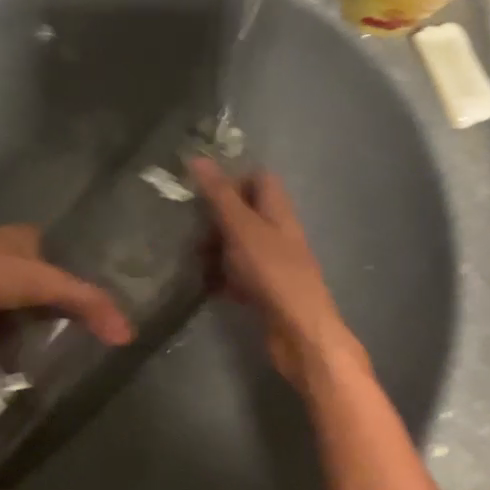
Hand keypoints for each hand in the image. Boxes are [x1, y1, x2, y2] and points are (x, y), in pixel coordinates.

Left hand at [0, 225, 133, 372]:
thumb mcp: (42, 282)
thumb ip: (85, 303)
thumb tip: (128, 332)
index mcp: (12, 236)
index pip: (48, 249)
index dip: (64, 271)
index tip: (82, 300)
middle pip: (21, 279)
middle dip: (37, 302)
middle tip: (61, 332)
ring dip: (10, 326)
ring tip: (34, 353)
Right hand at [190, 157, 358, 391]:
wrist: (300, 332)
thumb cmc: (273, 272)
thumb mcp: (241, 228)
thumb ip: (219, 195)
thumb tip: (198, 157)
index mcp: (277, 209)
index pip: (258, 179)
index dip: (231, 180)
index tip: (202, 192)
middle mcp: (277, 231)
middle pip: (244, 212)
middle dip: (215, 219)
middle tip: (190, 231)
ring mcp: (273, 262)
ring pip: (238, 245)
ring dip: (215, 250)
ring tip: (193, 261)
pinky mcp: (266, 290)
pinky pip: (238, 275)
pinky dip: (222, 277)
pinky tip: (205, 285)